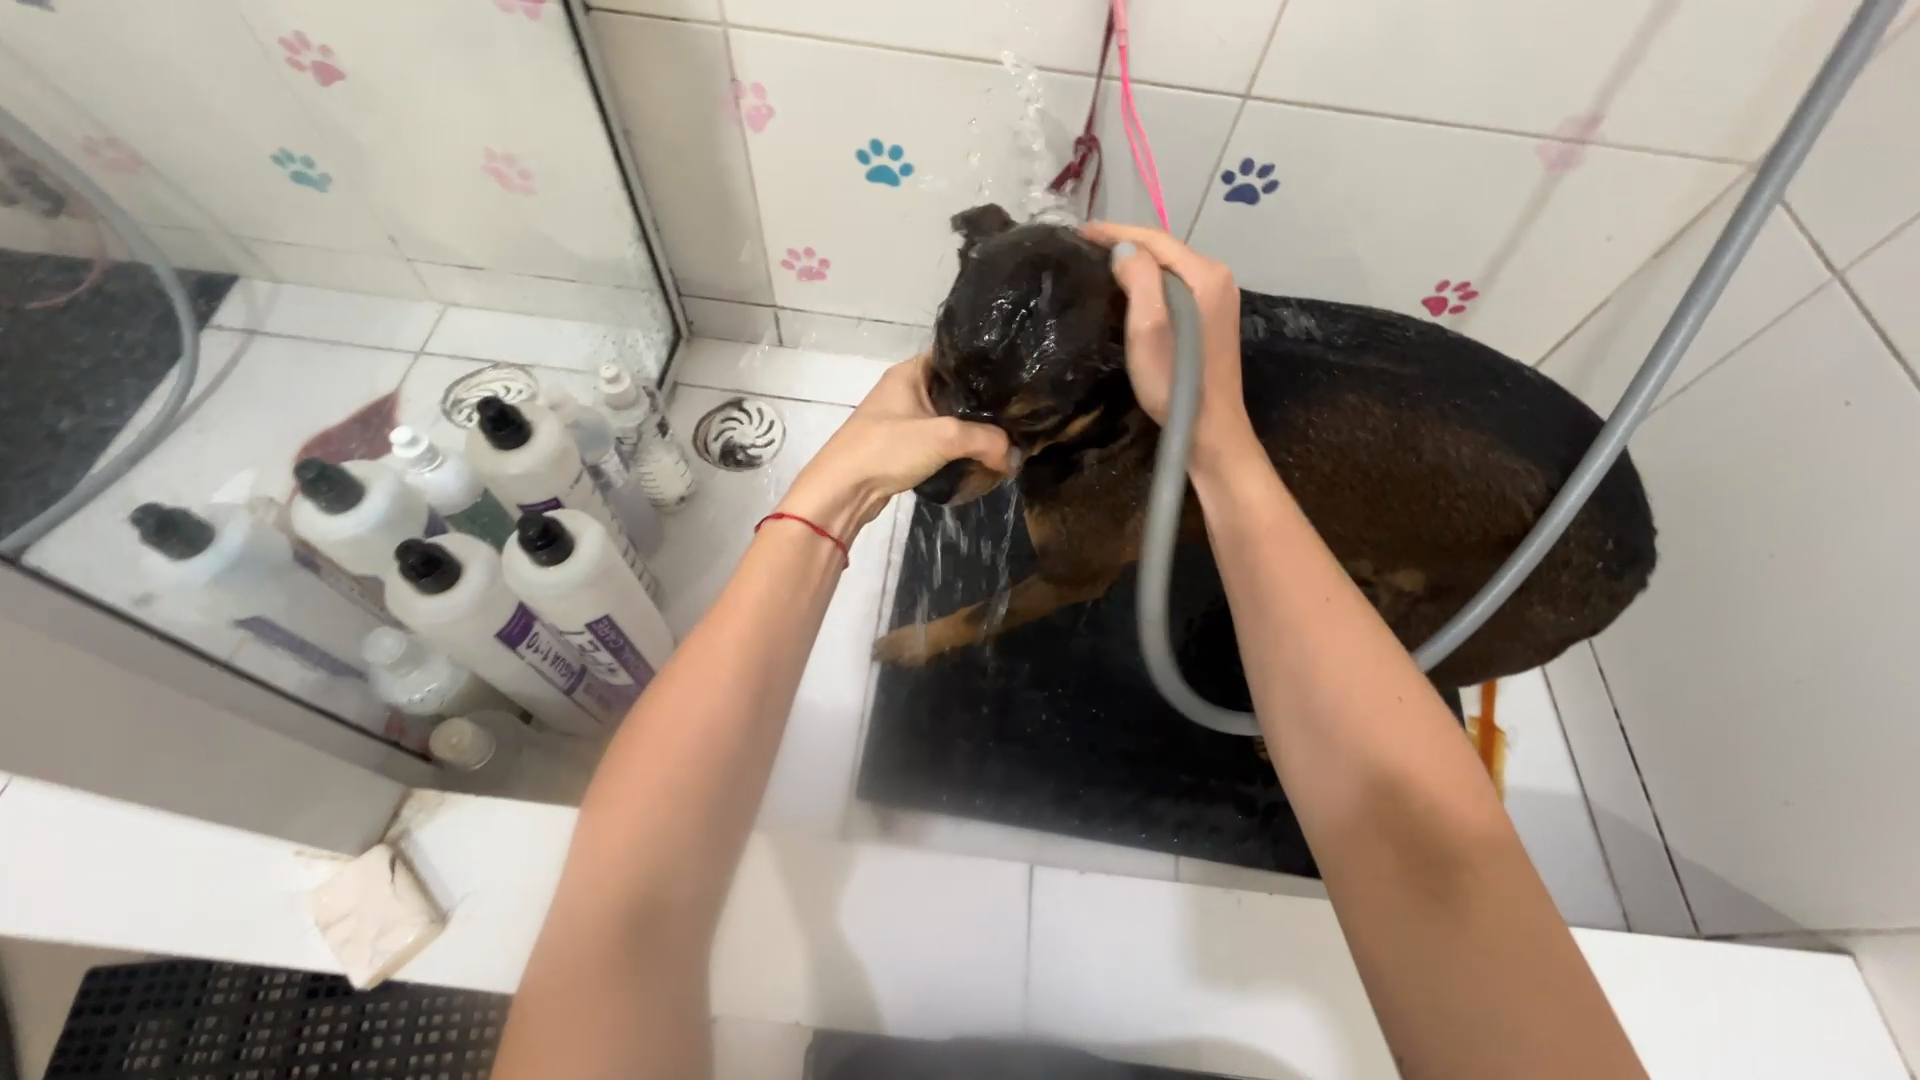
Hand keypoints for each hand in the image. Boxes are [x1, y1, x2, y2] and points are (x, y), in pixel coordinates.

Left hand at [777, 354, 1013, 541]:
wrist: (842, 491)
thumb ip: (986, 441)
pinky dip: (956, 450)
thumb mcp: (943, 437)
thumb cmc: (887, 449)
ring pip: (947, 419)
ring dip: (971, 432)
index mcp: (910, 372)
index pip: (955, 357)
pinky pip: (938, 442)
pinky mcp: (902, 447)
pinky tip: (978, 458)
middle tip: (1018, 415)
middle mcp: (905, 390)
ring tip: (1004, 438)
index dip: (984, 367)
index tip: (1016, 380)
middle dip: (983, 406)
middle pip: (955, 391)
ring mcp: (902, 419)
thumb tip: (1014, 457)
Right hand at [1081, 222, 1257, 468]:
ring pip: (1169, 267)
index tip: (1079, 232)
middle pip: (1164, 249)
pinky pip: (1175, 285)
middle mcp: (1217, 278)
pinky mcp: (1212, 317)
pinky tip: (1127, 288)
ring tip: (1099, 263)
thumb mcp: (1149, 328)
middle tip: (1083, 247)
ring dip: (1136, 262)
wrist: (1208, 428)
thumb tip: (1123, 249)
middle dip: (1125, 243)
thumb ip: (1140, 279)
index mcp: (1205, 275)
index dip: (1116, 232)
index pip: (1155, 238)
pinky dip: (1149, 281)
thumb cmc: (1174, 382)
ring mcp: (1218, 298)